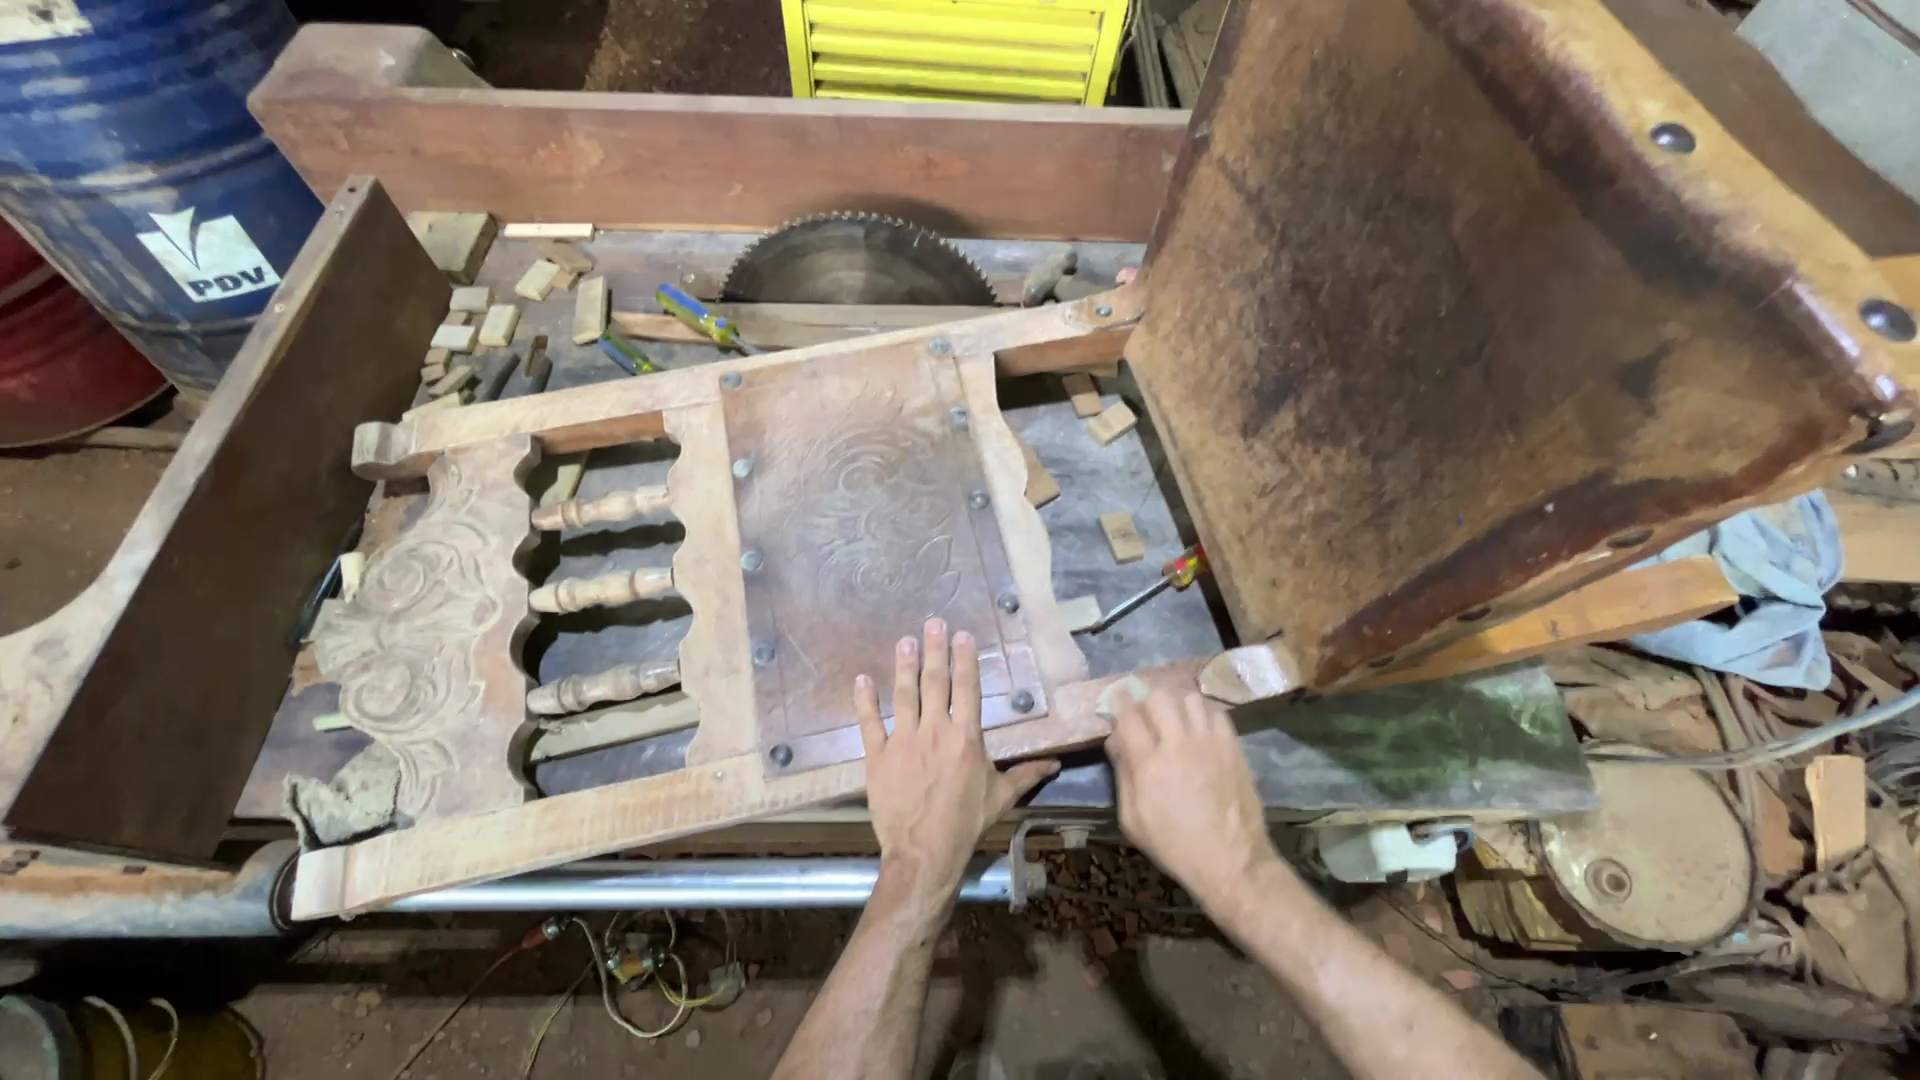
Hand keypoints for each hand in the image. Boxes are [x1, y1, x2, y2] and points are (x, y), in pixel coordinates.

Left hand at [856, 618, 1059, 913]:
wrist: (925, 852)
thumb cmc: (967, 822)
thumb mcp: (1001, 797)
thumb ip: (1027, 774)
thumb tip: (1055, 763)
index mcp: (966, 737)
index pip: (966, 688)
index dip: (964, 659)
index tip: (962, 635)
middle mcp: (935, 731)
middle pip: (935, 682)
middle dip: (934, 650)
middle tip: (933, 623)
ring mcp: (903, 742)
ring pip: (904, 695)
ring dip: (904, 666)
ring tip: (904, 641)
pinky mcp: (877, 757)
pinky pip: (869, 723)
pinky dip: (865, 701)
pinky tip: (862, 679)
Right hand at [1106, 689, 1280, 905]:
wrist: (1232, 862)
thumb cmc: (1174, 846)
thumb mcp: (1132, 820)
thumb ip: (1122, 775)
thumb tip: (1115, 740)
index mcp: (1148, 765)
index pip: (1127, 715)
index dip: (1118, 704)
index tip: (1116, 703)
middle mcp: (1178, 745)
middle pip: (1158, 697)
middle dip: (1146, 701)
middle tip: (1146, 714)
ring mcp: (1209, 743)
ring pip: (1189, 698)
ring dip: (1176, 704)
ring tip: (1175, 718)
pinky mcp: (1233, 747)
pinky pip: (1216, 712)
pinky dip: (1203, 713)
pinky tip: (1200, 728)